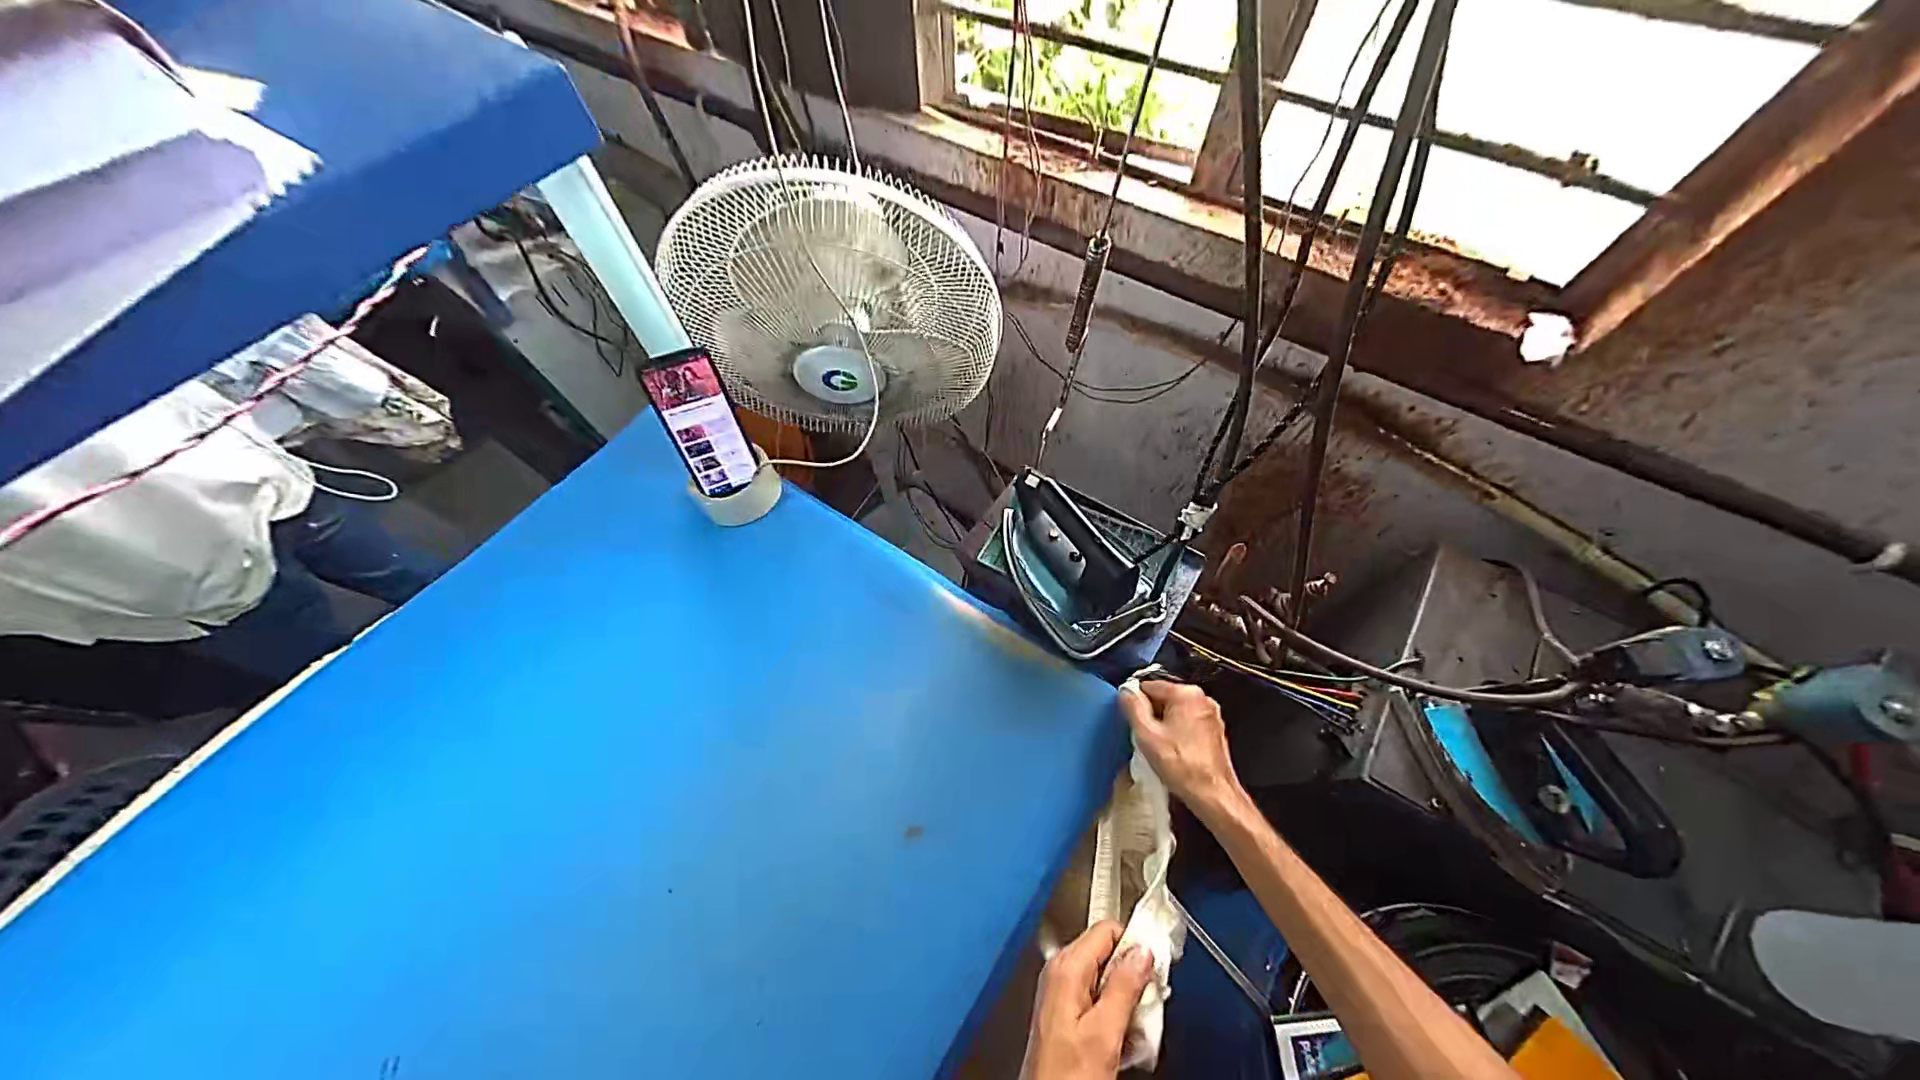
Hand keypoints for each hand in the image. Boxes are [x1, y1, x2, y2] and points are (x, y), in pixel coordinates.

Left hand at [1019, 921, 1153, 1079]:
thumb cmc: (1066, 1075)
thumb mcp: (1104, 1032)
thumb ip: (1124, 987)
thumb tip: (1142, 952)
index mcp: (1066, 967)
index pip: (1106, 929)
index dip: (1134, 944)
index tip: (1154, 966)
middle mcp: (1059, 971)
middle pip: (1106, 951)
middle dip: (1131, 974)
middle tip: (1147, 1003)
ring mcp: (1059, 990)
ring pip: (1104, 975)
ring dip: (1125, 996)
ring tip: (1133, 1027)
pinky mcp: (1064, 1010)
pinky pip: (1096, 996)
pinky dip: (1113, 1010)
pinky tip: (1120, 1036)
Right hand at [1119, 679, 1244, 818]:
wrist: (1212, 794)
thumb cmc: (1185, 768)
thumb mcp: (1146, 734)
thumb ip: (1132, 707)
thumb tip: (1126, 692)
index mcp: (1186, 694)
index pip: (1149, 685)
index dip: (1136, 703)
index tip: (1132, 719)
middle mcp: (1202, 700)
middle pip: (1163, 698)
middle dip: (1151, 715)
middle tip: (1147, 737)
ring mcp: (1209, 716)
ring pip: (1174, 712)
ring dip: (1163, 726)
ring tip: (1161, 748)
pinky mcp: (1212, 731)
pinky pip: (1186, 724)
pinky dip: (1177, 735)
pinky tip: (1173, 753)